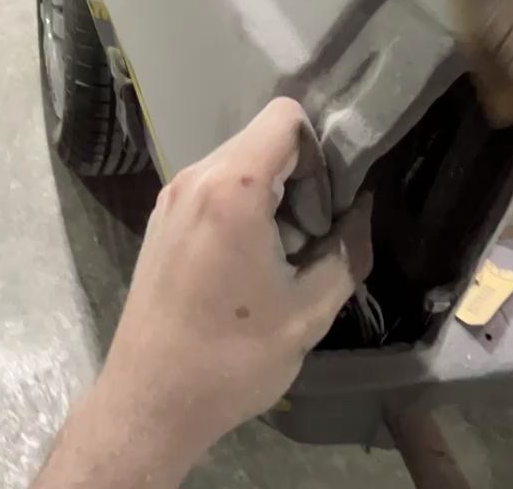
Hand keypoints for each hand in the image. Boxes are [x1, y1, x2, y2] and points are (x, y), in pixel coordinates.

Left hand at [35, 99, 370, 486]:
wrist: (151, 396)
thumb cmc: (232, 357)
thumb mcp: (308, 311)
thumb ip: (346, 250)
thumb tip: (361, 214)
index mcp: (231, 187)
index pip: (285, 116)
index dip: (319, 149)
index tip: (326, 203)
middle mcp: (196, 176)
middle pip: (262, 138)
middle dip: (299, 176)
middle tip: (309, 236)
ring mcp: (173, 193)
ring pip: (238, 161)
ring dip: (271, 193)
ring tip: (279, 253)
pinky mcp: (163, 215)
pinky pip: (214, 184)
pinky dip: (241, 203)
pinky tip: (246, 260)